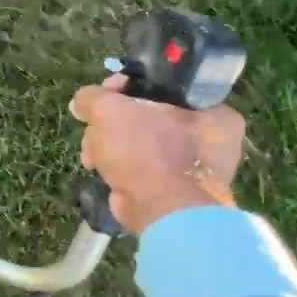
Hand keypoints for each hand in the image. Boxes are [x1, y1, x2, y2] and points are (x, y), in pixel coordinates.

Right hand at [70, 75, 246, 233]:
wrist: (163, 210)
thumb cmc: (147, 151)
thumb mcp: (111, 109)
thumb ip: (92, 96)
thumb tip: (83, 103)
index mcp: (213, 112)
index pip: (160, 86)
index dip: (124, 87)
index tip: (102, 96)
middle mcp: (209, 137)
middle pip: (140, 115)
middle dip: (109, 124)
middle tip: (96, 131)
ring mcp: (192, 163)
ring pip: (133, 139)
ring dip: (106, 145)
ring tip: (97, 157)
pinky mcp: (174, 184)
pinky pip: (137, 162)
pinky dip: (117, 164)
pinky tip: (104, 169)